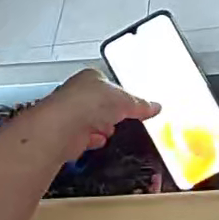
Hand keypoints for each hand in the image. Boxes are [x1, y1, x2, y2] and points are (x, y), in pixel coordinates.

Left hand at [34, 69, 158, 157]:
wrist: (63, 126)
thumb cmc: (88, 102)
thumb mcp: (127, 101)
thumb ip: (141, 105)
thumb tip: (155, 107)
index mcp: (91, 77)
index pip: (110, 84)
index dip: (122, 94)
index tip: (132, 104)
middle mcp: (77, 93)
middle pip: (99, 103)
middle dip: (111, 113)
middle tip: (124, 118)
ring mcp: (69, 114)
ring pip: (90, 121)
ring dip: (101, 127)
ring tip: (112, 130)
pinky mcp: (65, 135)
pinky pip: (82, 138)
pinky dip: (91, 140)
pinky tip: (99, 141)